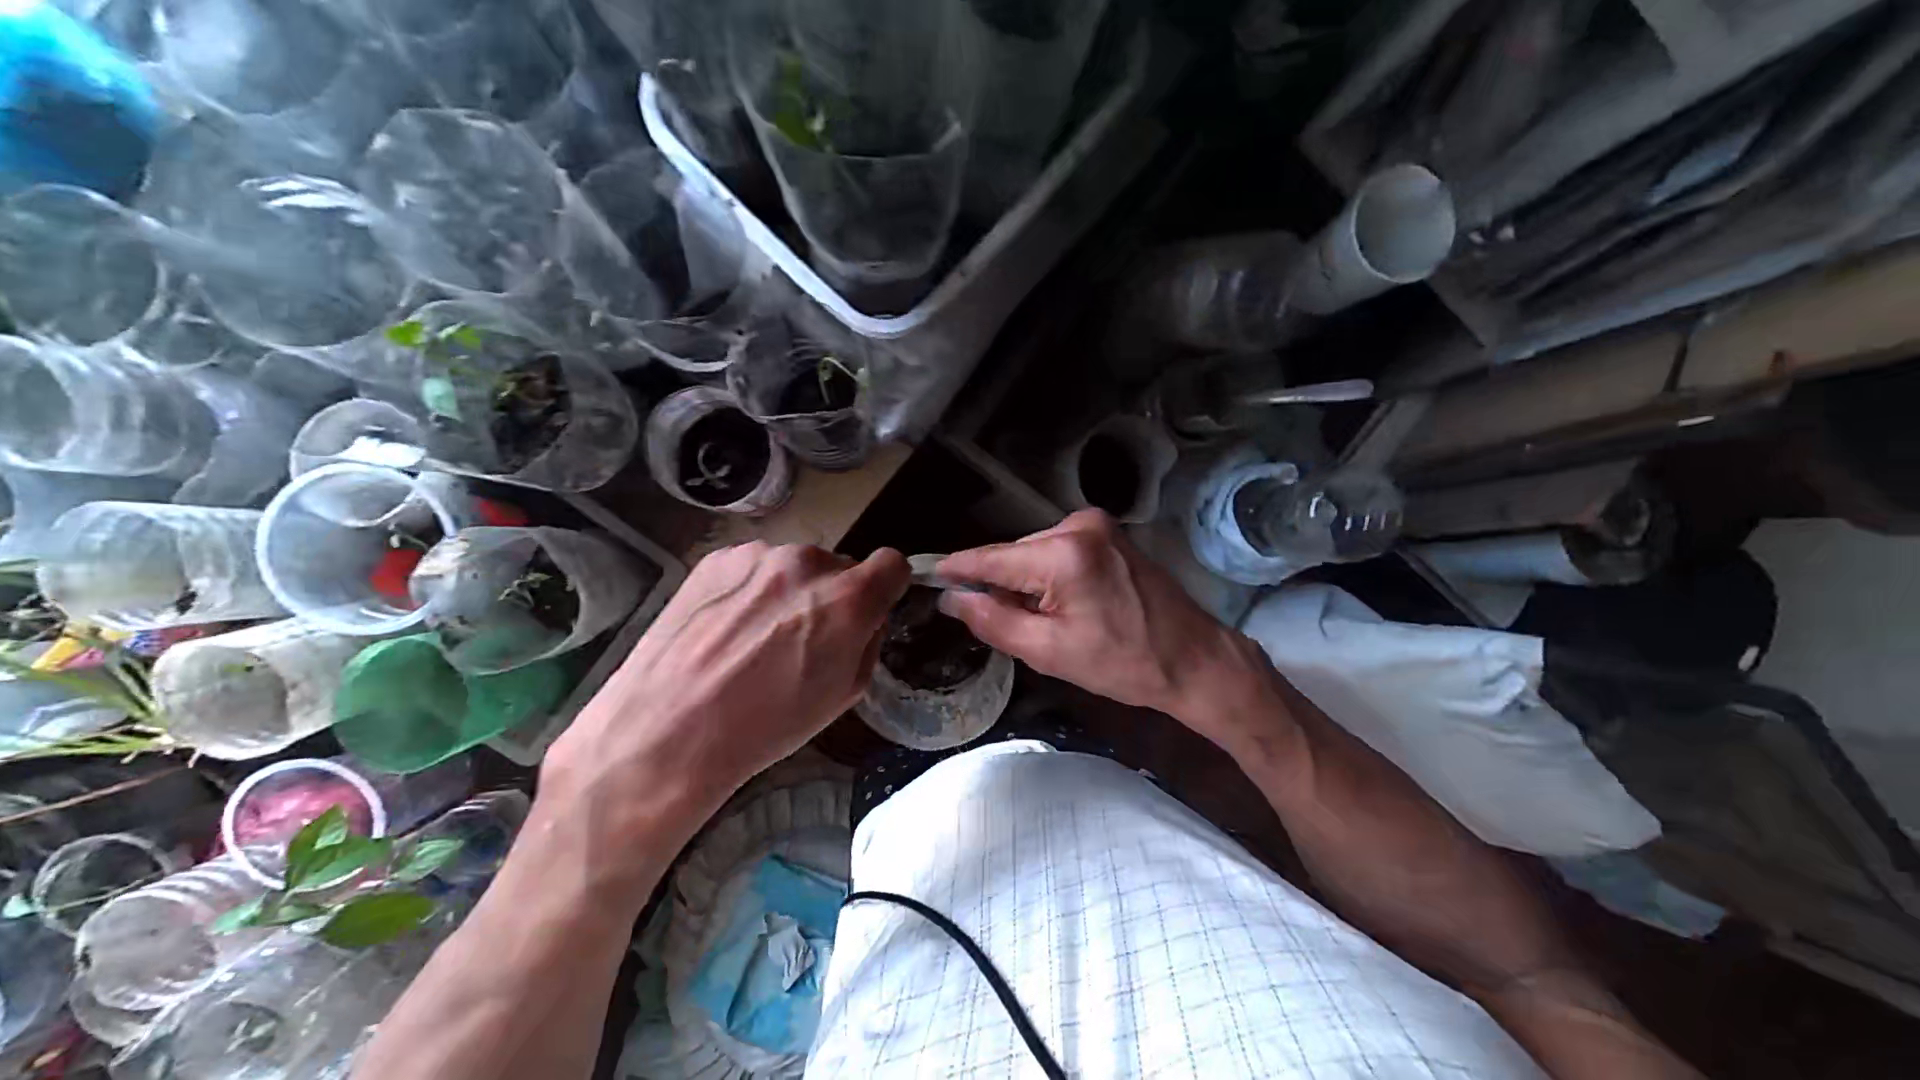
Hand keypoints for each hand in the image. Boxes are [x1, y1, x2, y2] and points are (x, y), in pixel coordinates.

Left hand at [544, 542, 908, 821]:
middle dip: (831, 595)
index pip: (892, 563)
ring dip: (789, 591)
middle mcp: (806, 563)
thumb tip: (865, 618)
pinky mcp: (716, 558)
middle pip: (839, 567)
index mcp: (847, 598)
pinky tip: (725, 629)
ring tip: (754, 639)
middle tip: (802, 639)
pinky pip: (754, 567)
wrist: (668, 731)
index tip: (870, 609)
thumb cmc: (765, 726)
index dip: (885, 588)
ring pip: (794, 567)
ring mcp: (757, 555)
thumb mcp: (844, 695)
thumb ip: (867, 641)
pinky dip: (751, 589)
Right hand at [937, 511, 1281, 750]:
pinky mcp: (1109, 532)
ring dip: (1024, 582)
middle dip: (999, 585)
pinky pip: (1057, 550)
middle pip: (1012, 554)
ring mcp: (1097, 524)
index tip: (927, 577)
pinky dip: (1047, 575)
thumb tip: (952, 598)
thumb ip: (992, 620)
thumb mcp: (1048, 652)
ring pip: (1033, 552)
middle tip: (1001, 626)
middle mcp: (1077, 525)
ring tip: (1041, 621)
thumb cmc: (1124, 664)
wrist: (1195, 659)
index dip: (955, 569)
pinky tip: (1062, 605)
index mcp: (1063, 554)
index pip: (989, 557)